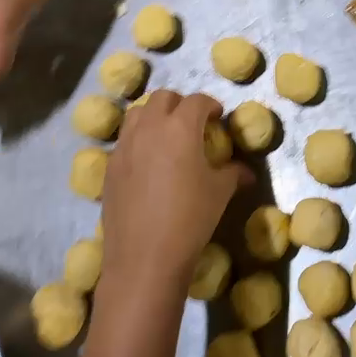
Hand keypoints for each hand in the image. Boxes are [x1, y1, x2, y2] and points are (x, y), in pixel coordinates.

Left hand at [104, 92, 251, 290]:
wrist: (144, 259)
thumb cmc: (190, 219)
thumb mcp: (220, 192)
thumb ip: (233, 173)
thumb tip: (246, 172)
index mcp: (181, 127)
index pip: (197, 100)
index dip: (210, 105)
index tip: (217, 118)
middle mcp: (150, 128)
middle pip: (163, 98)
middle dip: (180, 104)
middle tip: (192, 123)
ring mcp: (125, 146)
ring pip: (138, 113)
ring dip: (154, 116)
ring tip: (166, 136)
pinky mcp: (109, 167)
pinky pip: (124, 140)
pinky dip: (137, 140)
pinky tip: (147, 163)